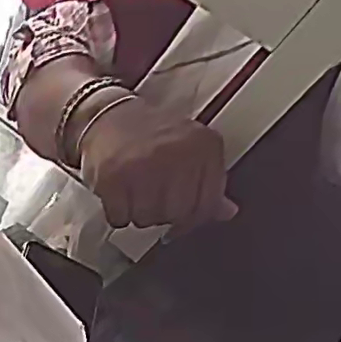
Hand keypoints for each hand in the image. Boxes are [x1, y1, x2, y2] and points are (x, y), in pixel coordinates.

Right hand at [77, 95, 236, 229]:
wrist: (112, 117)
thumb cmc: (154, 138)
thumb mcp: (192, 151)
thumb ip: (210, 182)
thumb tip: (228, 213)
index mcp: (205, 146)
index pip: (206, 205)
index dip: (191, 221)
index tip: (179, 224)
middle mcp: (177, 153)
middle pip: (176, 214)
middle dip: (162, 216)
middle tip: (152, 202)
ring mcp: (144, 165)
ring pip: (147, 219)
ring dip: (138, 215)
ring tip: (134, 196)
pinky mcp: (113, 177)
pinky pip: (120, 217)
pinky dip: (117, 215)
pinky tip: (119, 198)